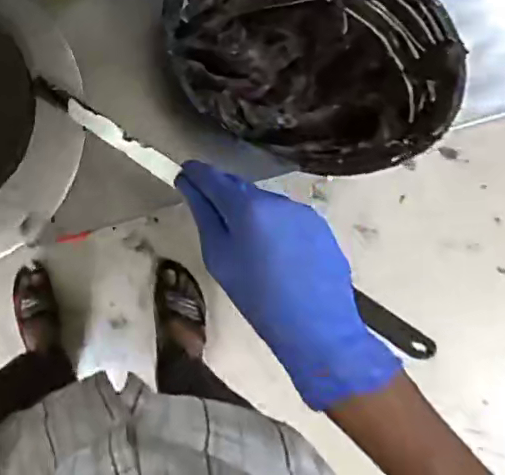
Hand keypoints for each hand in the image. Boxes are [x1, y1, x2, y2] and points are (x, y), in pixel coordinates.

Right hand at [176, 161, 398, 409]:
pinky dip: (271, 222)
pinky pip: (284, 215)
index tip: (183, 176)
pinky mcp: (320, 227)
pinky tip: (274, 250)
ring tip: (246, 240)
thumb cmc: (258, 297)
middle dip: (220, 192)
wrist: (321, 332)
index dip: (194, 173)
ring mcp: (301, 212)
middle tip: (210, 214)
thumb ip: (202, 213)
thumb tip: (187, 183)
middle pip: (237, 184)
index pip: (210, 175)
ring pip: (261, 200)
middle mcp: (274, 200)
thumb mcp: (217, 255)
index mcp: (245, 206)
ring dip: (247, 209)